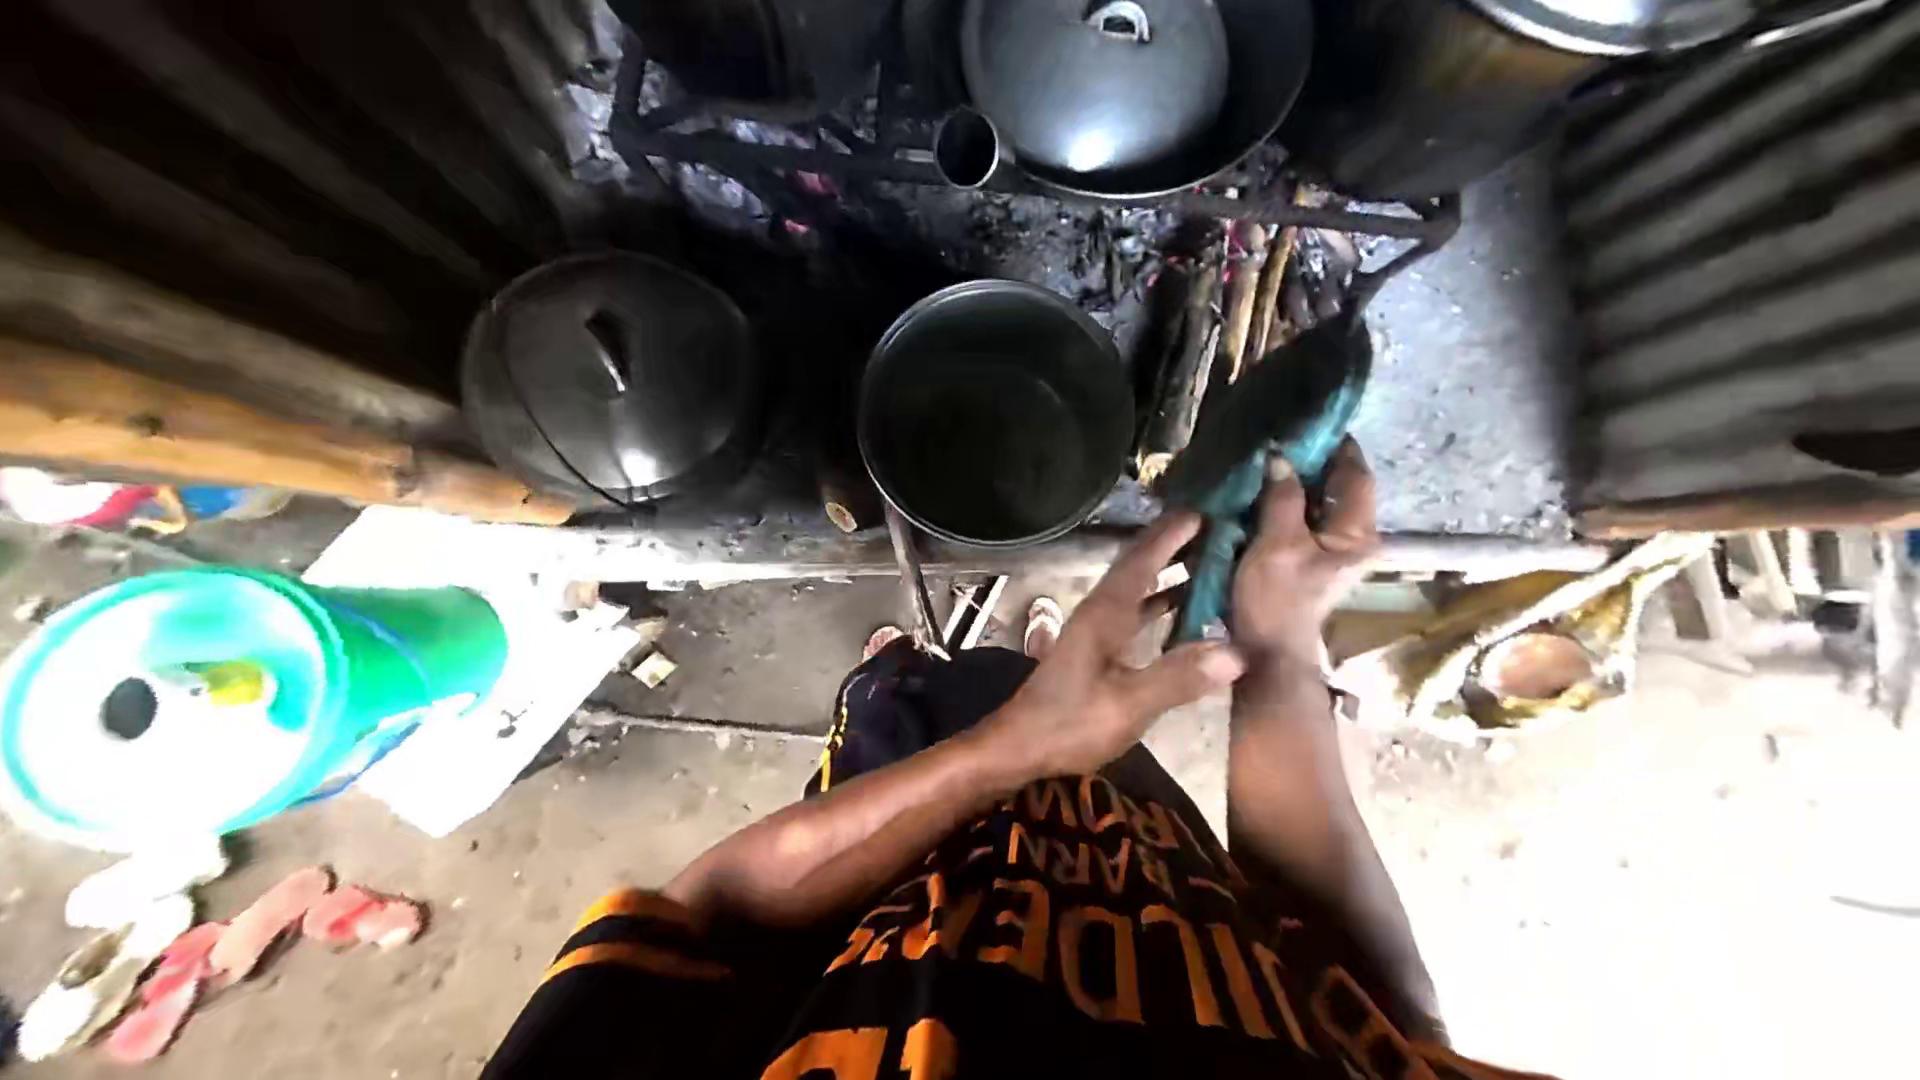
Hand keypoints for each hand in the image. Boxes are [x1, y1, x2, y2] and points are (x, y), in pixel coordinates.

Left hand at [979, 513, 1245, 777]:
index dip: (1170, 535)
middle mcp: (1100, 612)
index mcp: (1104, 614)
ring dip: (1169, 570)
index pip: (1141, 561)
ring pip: (1138, 587)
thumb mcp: (1126, 706)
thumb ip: (1177, 678)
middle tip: (1217, 525)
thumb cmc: (1070, 723)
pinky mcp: (1099, 648)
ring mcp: (1098, 629)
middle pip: (1139, 566)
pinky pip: (1136, 611)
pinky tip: (1185, 606)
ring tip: (1210, 556)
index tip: (1204, 509)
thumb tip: (1237, 651)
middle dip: (1173, 543)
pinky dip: (1161, 601)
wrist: (1022, 745)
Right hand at [1230, 438, 1378, 675]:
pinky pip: (1299, 520)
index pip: (1356, 477)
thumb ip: (1283, 498)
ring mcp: (1328, 551)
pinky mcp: (1305, 559)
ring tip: (1268, 459)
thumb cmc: (1275, 599)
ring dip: (1295, 482)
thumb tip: (1280, 459)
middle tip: (1281, 437)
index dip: (1340, 447)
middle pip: (1338, 488)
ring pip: (1317, 504)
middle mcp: (1350, 539)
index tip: (1314, 422)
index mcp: (1356, 534)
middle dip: (1313, 462)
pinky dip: (1283, 503)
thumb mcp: (1278, 544)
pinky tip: (1260, 492)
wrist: (1265, 651)